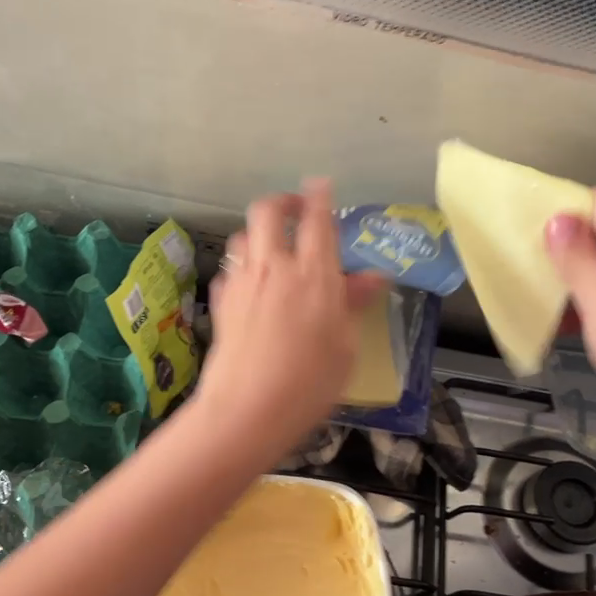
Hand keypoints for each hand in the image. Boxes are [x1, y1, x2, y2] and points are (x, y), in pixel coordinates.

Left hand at [196, 178, 387, 458]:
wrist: (246, 411)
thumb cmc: (309, 383)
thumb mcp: (344, 347)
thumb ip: (353, 304)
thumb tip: (374, 277)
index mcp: (313, 274)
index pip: (316, 219)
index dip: (319, 196)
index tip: (320, 185)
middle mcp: (274, 268)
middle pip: (268, 212)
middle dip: (282, 202)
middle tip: (294, 210)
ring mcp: (242, 284)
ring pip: (243, 238)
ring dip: (257, 235)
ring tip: (271, 249)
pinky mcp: (221, 305)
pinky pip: (229, 273)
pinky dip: (240, 271)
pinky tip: (249, 288)